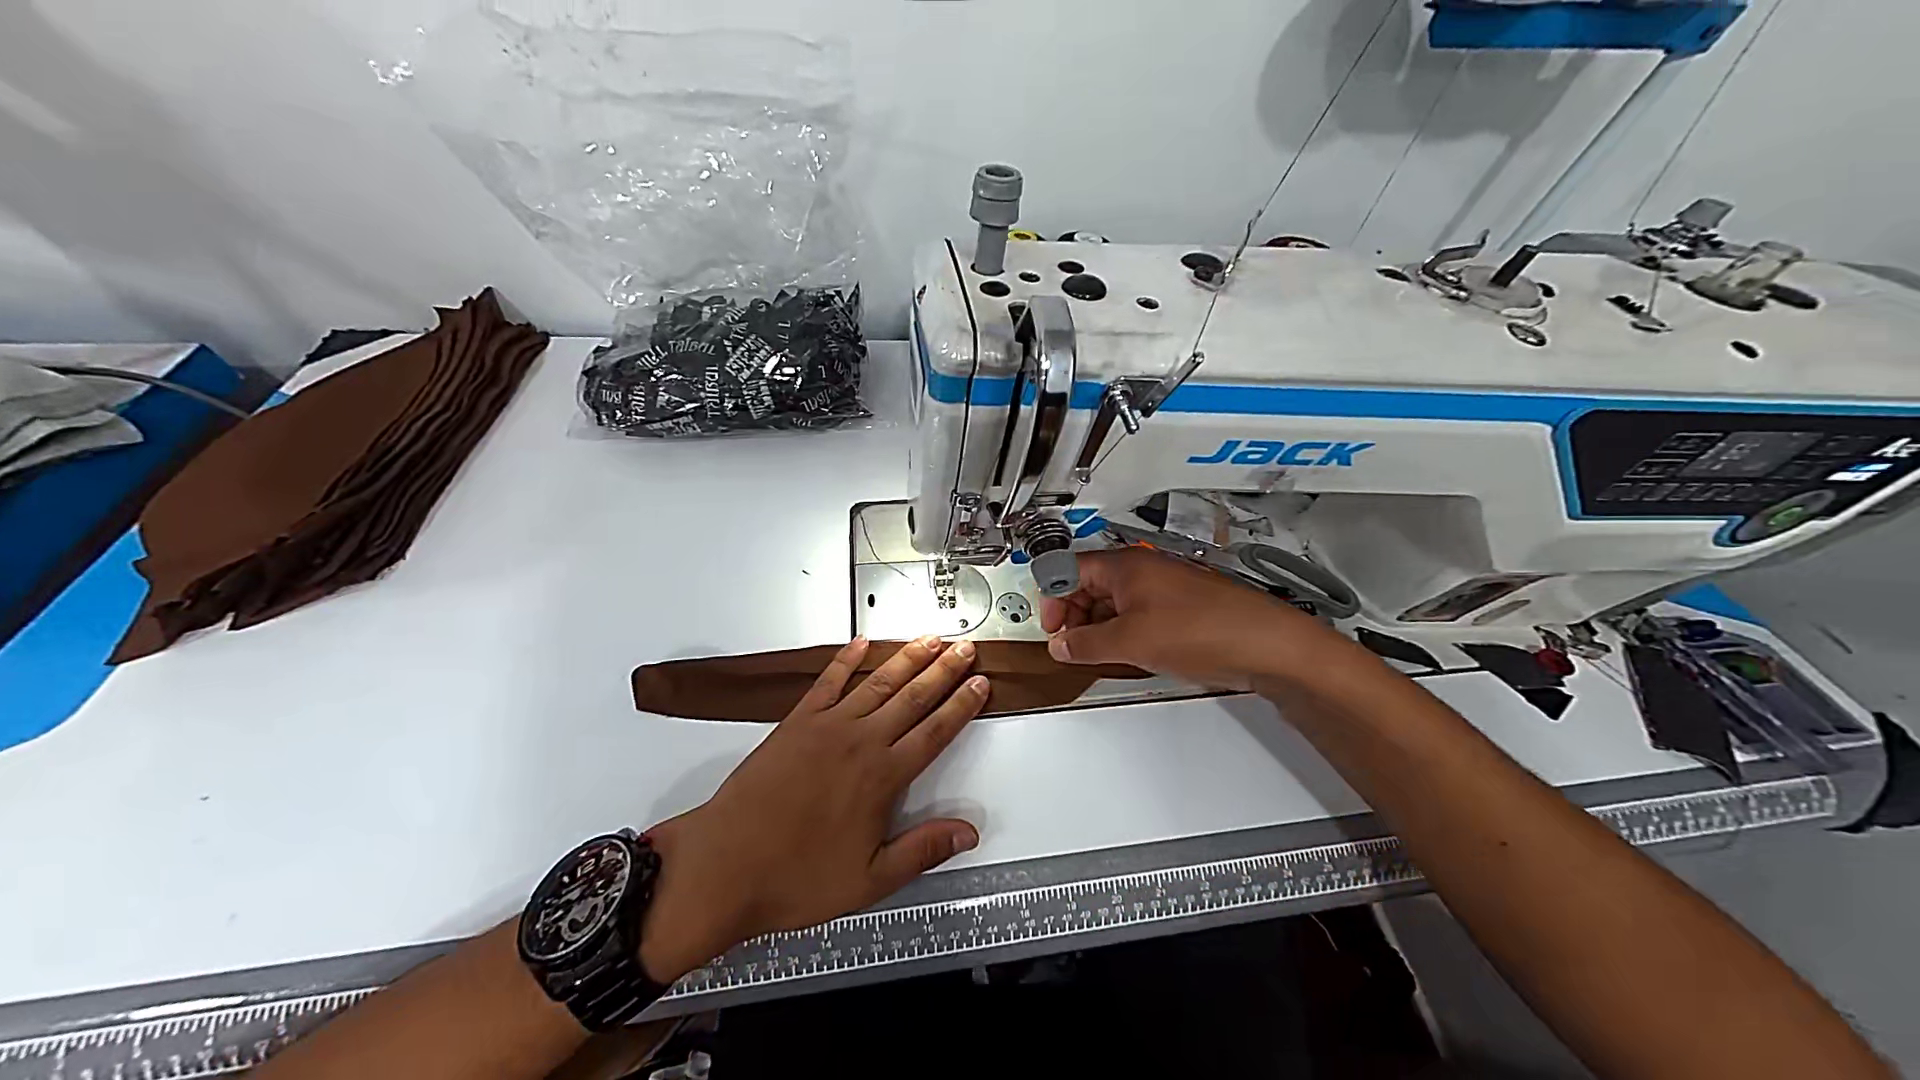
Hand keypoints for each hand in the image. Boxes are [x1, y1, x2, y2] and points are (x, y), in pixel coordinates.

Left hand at [636, 636, 987, 981]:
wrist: (724, 866)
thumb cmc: (793, 877)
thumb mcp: (869, 879)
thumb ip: (921, 851)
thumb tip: (965, 833)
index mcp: (882, 778)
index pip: (935, 732)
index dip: (961, 706)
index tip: (979, 686)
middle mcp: (859, 743)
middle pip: (914, 697)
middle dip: (944, 670)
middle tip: (964, 649)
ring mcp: (826, 727)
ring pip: (878, 682)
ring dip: (907, 658)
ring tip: (928, 639)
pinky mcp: (796, 723)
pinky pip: (828, 682)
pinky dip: (846, 661)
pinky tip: (860, 645)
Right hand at [1040, 547, 1348, 688]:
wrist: (1265, 644)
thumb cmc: (1207, 629)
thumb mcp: (1129, 642)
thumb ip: (1085, 644)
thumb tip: (1062, 645)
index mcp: (1124, 565)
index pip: (1069, 571)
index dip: (1053, 600)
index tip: (1051, 628)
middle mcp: (1143, 568)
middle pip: (1089, 585)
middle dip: (1074, 616)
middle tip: (1071, 645)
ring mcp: (1162, 586)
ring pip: (1113, 601)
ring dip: (1098, 627)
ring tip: (1099, 653)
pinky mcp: (1179, 606)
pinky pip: (1137, 614)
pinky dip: (1124, 632)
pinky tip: (1130, 653)